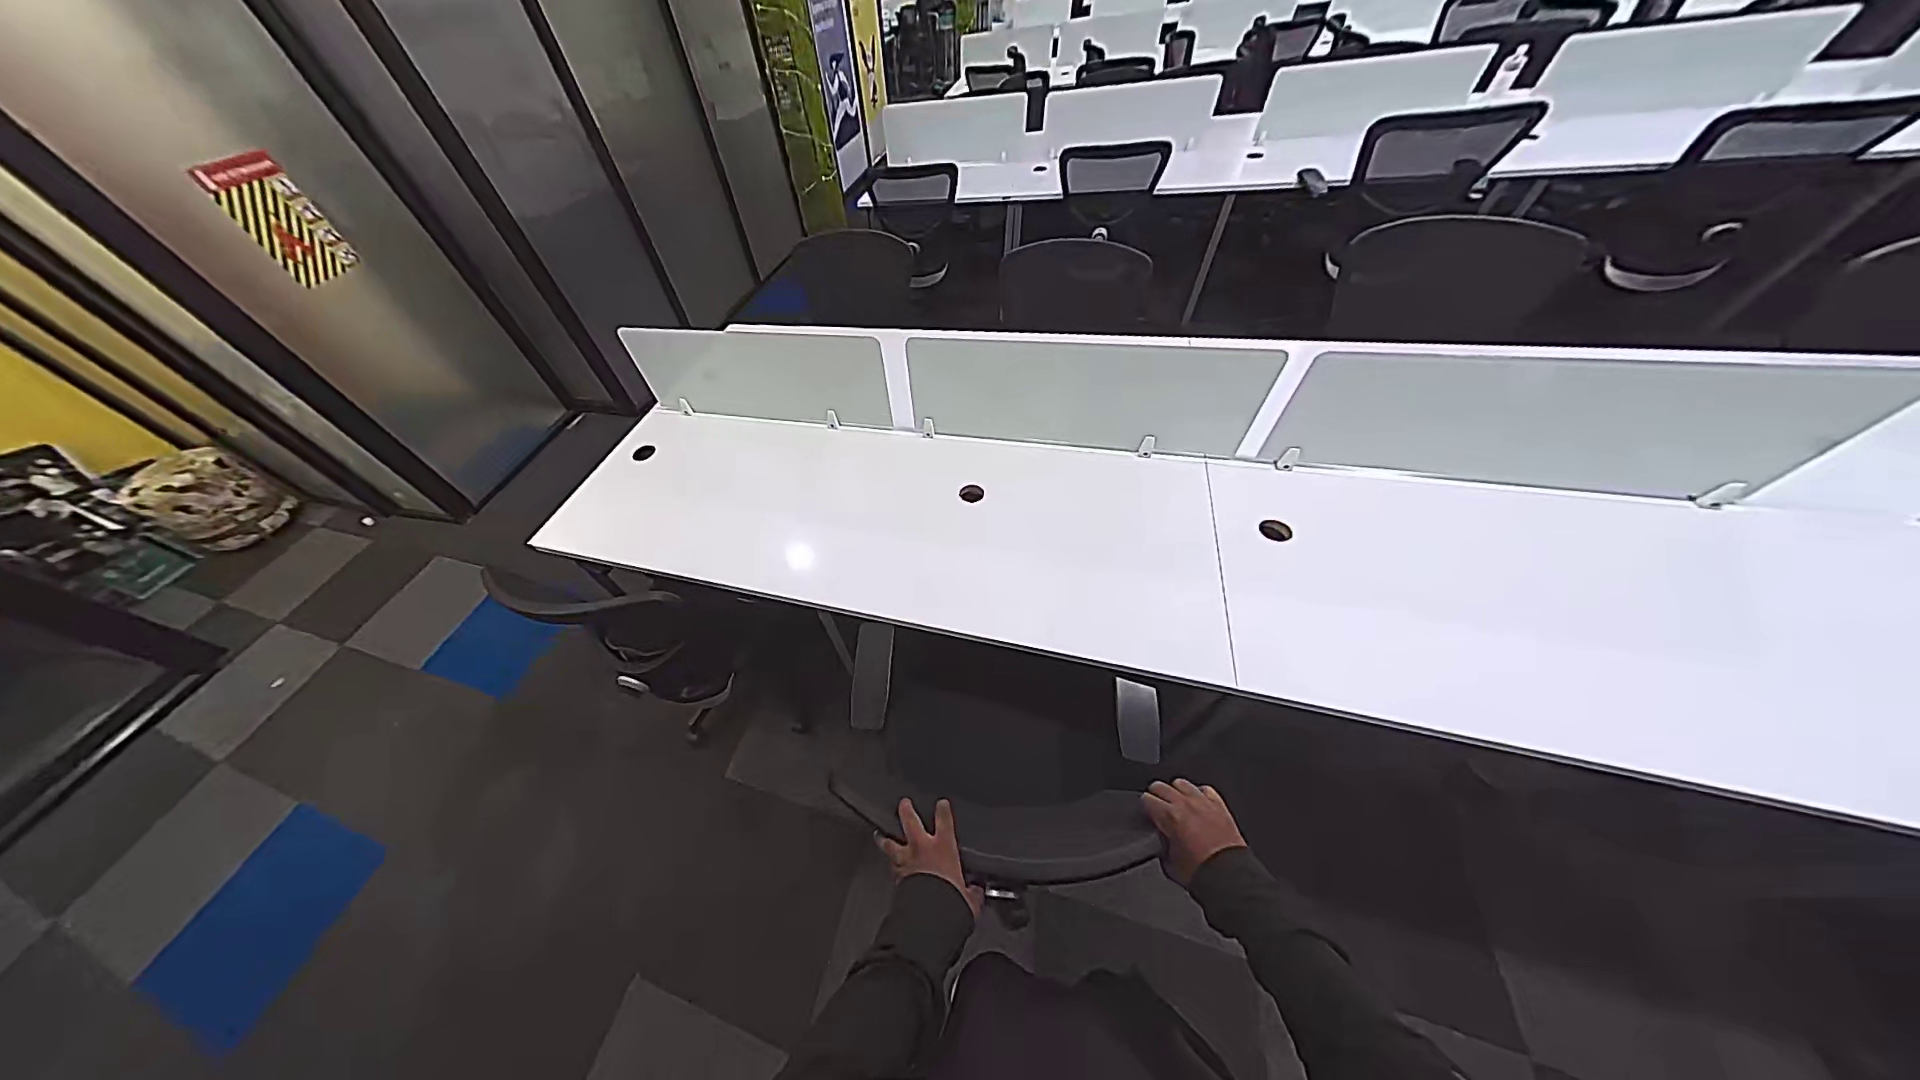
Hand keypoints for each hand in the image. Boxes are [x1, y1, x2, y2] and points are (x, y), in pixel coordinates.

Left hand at [876, 798, 983, 916]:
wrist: (928, 915)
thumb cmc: (950, 901)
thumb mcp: (969, 896)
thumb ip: (972, 891)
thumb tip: (976, 892)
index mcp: (943, 847)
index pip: (944, 820)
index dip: (942, 809)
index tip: (941, 803)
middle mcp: (922, 849)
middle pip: (910, 821)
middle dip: (906, 810)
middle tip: (904, 803)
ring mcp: (906, 862)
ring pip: (891, 844)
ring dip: (885, 839)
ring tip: (880, 835)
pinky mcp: (896, 878)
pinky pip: (891, 868)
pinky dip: (890, 866)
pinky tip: (890, 867)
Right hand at [1141, 779, 1247, 885]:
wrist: (1230, 878)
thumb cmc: (1202, 873)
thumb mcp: (1169, 863)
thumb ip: (1161, 843)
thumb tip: (1161, 838)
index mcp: (1169, 817)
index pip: (1146, 799)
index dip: (1145, 807)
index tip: (1148, 814)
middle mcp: (1185, 805)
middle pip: (1160, 786)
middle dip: (1156, 796)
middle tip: (1159, 808)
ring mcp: (1203, 803)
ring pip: (1181, 783)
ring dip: (1176, 792)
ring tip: (1177, 803)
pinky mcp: (1219, 806)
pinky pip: (1205, 789)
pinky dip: (1199, 794)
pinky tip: (1198, 804)